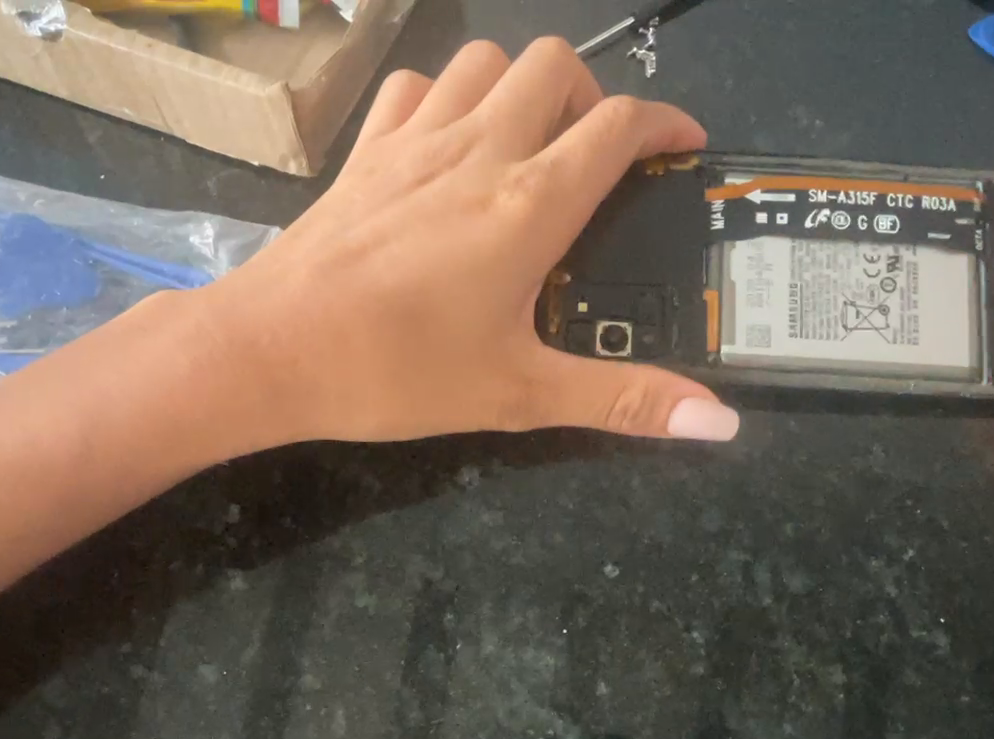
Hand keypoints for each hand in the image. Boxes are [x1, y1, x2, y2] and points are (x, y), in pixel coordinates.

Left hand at [200, 38, 739, 443]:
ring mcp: (412, 143)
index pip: (618, 128)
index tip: (682, 149)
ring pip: (483, 59)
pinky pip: (415, 88)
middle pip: (554, 64)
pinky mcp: (363, 155)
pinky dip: (446, 97)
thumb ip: (621, 400)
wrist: (271, 352)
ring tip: (527, 145)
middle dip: (591, 98)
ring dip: (520, 85)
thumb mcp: (519, 395)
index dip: (665, 125)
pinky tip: (445, 146)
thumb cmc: (397, 375)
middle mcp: (477, 152)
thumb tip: (722, 423)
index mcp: (528, 206)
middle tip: (593, 161)